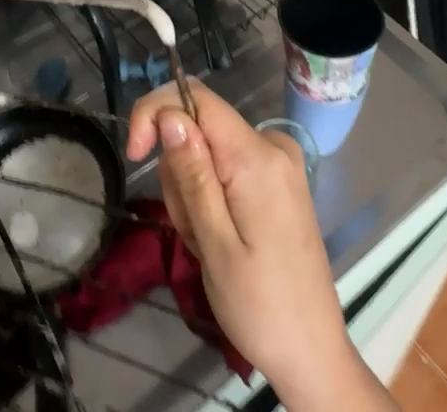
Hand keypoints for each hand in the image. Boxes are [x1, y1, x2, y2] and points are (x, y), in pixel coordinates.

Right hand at [127, 83, 385, 407]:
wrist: (311, 348)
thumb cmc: (259, 305)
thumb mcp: (213, 242)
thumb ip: (192, 173)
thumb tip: (170, 114)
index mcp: (258, 156)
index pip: (197, 98)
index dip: (155, 114)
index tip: (135, 157)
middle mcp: (273, 146)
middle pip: (200, 128)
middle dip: (178, 174)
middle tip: (192, 233)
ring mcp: (280, 162)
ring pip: (209, 152)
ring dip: (194, 195)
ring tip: (208, 244)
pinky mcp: (279, 180)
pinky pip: (229, 168)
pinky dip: (212, 199)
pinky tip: (222, 241)